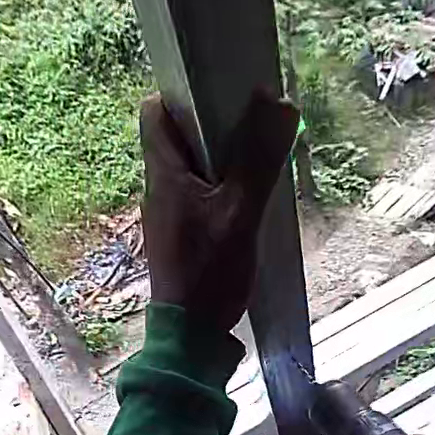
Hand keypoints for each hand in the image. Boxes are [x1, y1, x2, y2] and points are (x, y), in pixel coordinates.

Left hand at [139, 91, 300, 332]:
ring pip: (191, 171)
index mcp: (163, 175)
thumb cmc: (210, 275)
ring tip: (254, 172)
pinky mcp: (179, 237)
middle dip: (214, 130)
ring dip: (221, 165)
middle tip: (251, 137)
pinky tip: (244, 208)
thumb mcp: (240, 216)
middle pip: (179, 139)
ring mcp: (167, 216)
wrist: (191, 337)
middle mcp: (158, 190)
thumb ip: (258, 161)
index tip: (220, 100)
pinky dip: (219, 193)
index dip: (182, 97)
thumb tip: (280, 105)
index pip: (154, 112)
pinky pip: (197, 199)